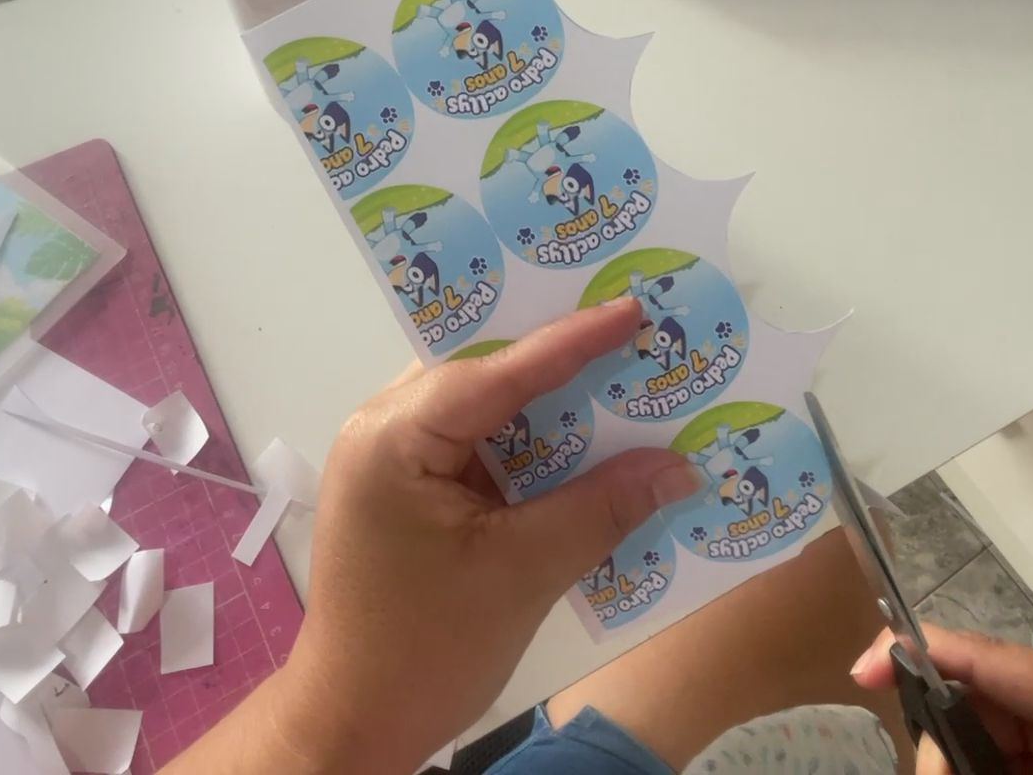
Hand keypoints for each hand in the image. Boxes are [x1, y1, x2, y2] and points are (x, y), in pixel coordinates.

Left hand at [173, 298, 701, 774]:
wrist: (353, 723)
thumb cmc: (426, 649)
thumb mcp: (522, 574)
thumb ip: (601, 508)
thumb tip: (679, 467)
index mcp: (395, 436)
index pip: (498, 371)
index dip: (572, 339)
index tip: (629, 308)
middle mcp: (384, 427)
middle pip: (485, 376)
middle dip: (556, 360)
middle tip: (625, 333)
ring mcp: (391, 455)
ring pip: (482, 406)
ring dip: (544, 403)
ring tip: (612, 380)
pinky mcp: (406, 483)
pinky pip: (475, 441)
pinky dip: (525, 443)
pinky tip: (574, 443)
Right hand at [851, 627, 1032, 774]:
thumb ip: (982, 770)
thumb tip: (930, 758)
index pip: (994, 657)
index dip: (920, 652)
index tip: (862, 673)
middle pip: (989, 690)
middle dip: (944, 728)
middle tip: (931, 771)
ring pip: (1000, 721)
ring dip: (965, 752)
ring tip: (949, 769)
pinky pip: (1024, 748)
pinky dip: (994, 761)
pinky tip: (975, 767)